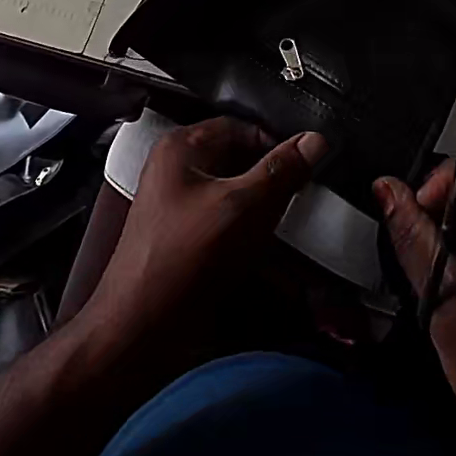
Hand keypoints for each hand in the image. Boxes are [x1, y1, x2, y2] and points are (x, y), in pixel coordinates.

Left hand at [81, 118, 324, 347]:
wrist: (142, 327)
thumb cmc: (182, 259)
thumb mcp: (244, 206)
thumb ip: (282, 171)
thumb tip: (314, 141)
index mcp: (181, 149)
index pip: (240, 127)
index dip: (275, 144)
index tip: (305, 166)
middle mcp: (177, 172)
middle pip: (239, 162)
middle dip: (272, 182)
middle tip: (300, 199)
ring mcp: (180, 207)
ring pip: (237, 196)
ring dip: (266, 213)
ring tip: (289, 231)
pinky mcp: (187, 240)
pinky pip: (229, 226)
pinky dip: (253, 237)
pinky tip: (273, 259)